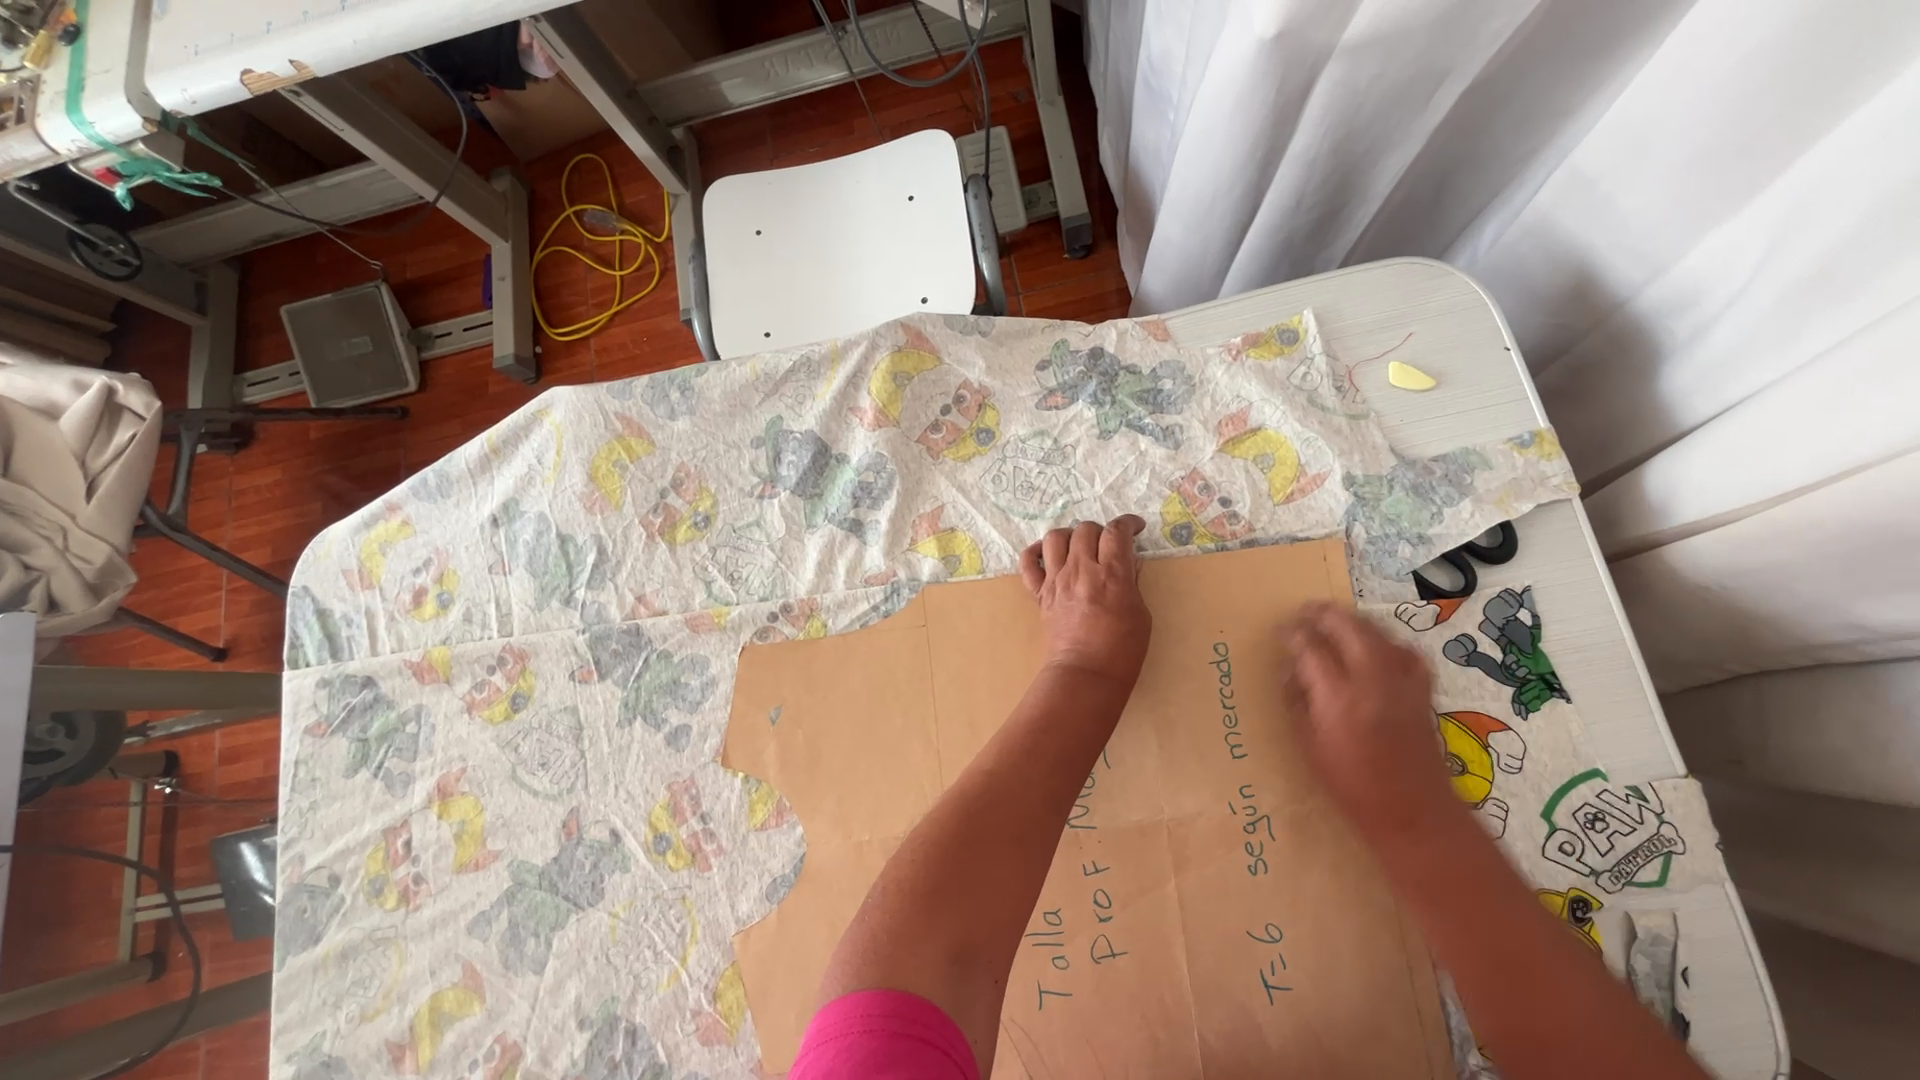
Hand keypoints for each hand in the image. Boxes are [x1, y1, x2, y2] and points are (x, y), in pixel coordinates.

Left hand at [1019, 516, 1151, 688]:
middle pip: (1086, 529)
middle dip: (1101, 531)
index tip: (1135, 528)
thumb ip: (1133, 583)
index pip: (1116, 532)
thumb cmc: (1122, 650)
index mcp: (1112, 574)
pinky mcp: (1040, 594)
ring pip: (1055, 537)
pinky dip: (1035, 552)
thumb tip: (1130, 562)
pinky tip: (1046, 555)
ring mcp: (1056, 581)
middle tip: (1109, 545)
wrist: (1086, 675)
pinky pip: (1028, 563)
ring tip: (1080, 546)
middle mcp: (1081, 570)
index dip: (1128, 523)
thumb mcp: (1141, 614)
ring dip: (1070, 535)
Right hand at [1280, 603, 1459, 844]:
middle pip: (1348, 628)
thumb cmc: (1350, 786)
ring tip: (1335, 621)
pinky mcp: (1422, 690)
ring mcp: (1402, 682)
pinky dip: (1388, 641)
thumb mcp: (1309, 745)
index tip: (1282, 630)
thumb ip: (1298, 702)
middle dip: (1323, 615)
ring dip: (1354, 621)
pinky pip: (1405, 651)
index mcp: (1338, 697)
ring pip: (1378, 633)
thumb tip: (1290, 671)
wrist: (1413, 811)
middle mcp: (1373, 681)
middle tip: (1305, 612)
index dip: (1293, 634)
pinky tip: (1377, 646)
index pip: (1311, 649)